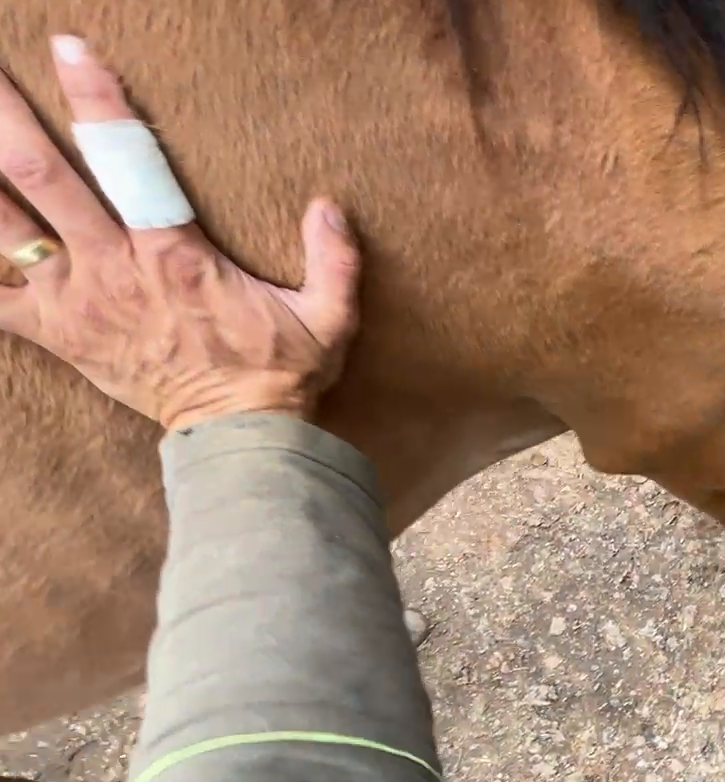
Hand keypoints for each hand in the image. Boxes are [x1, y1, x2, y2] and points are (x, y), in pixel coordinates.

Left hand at [0, 36, 361, 431]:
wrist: (244, 430)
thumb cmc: (286, 371)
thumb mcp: (331, 318)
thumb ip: (334, 263)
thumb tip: (330, 206)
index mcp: (175, 258)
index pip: (128, 165)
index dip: (98, 103)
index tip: (70, 51)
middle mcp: (111, 268)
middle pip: (33, 174)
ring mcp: (72, 298)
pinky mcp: (50, 329)